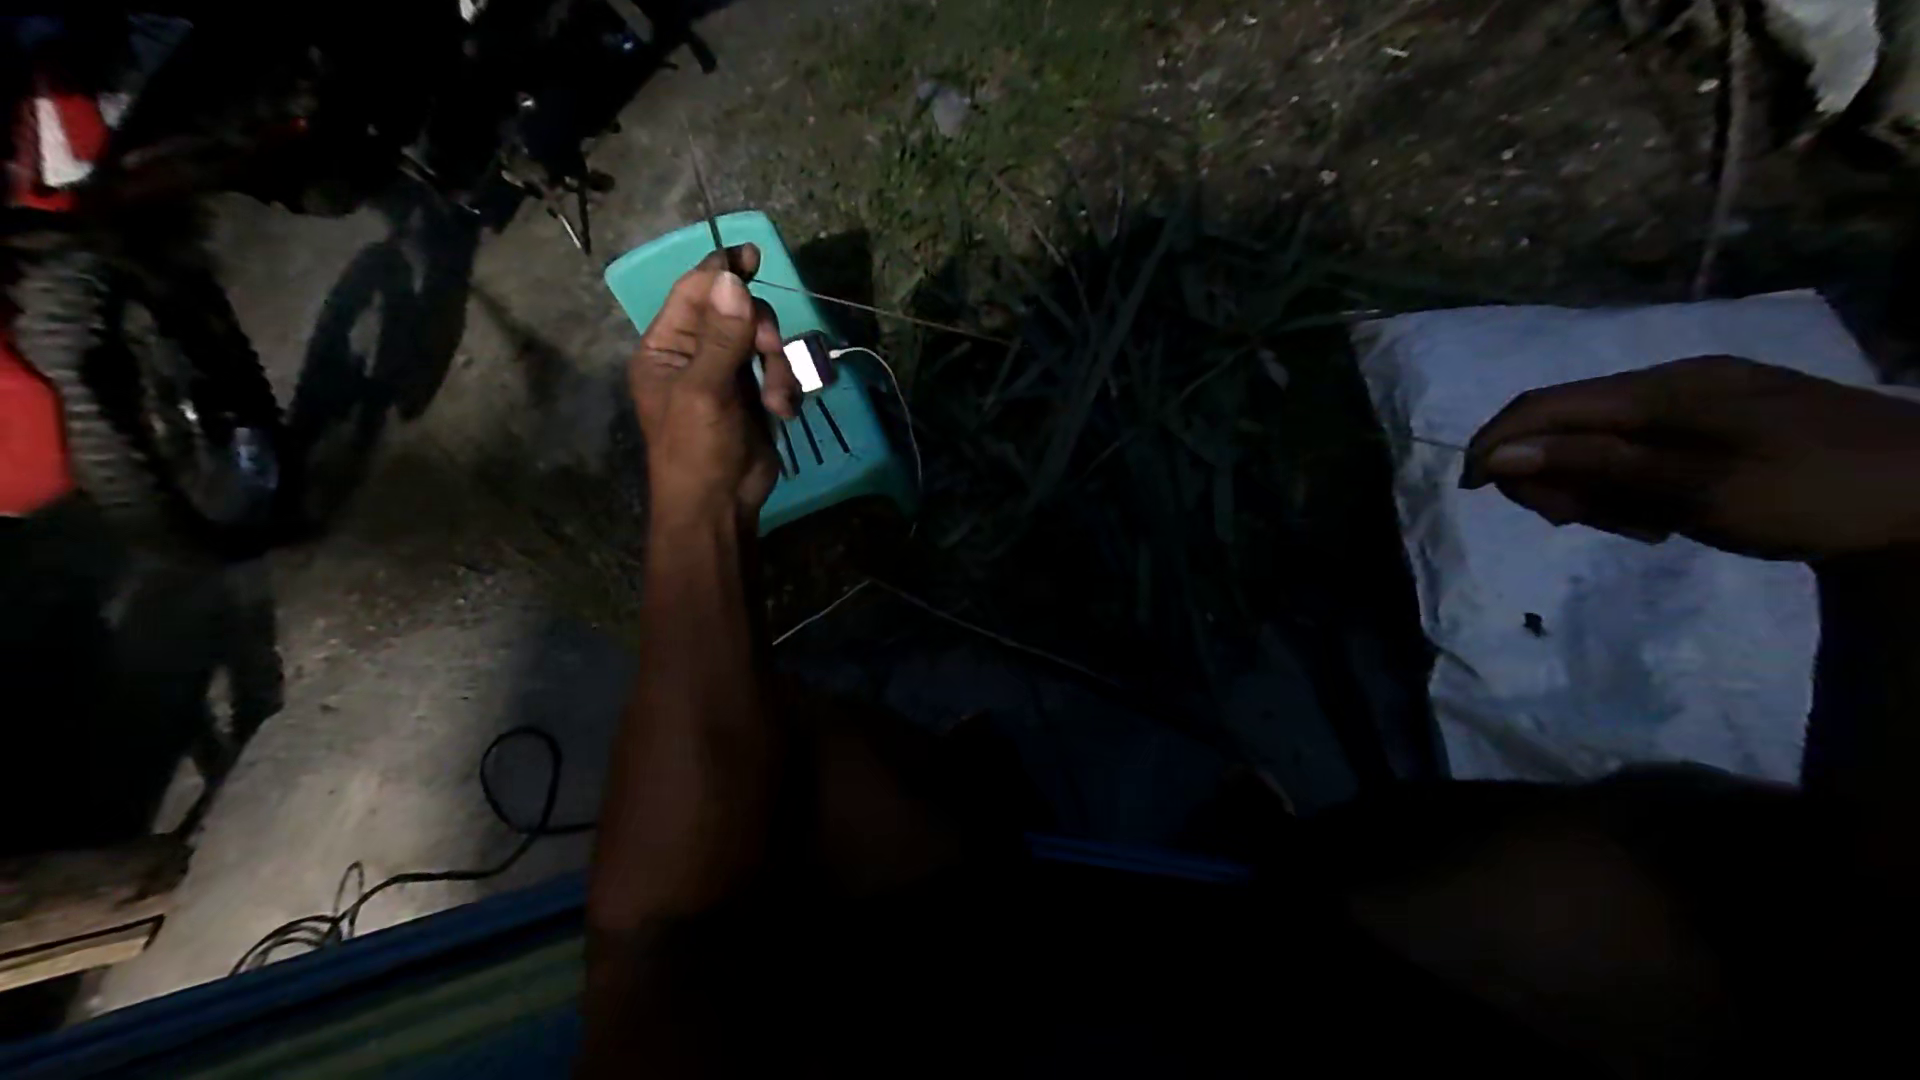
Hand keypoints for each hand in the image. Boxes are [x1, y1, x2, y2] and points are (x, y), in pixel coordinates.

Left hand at [631, 244, 799, 523]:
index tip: (751, 254)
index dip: (720, 271)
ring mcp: (727, 376)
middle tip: (771, 353)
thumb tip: (731, 280)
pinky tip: (785, 411)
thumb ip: (721, 336)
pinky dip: (786, 387)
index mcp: (666, 348)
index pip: (693, 294)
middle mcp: (695, 355)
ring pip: (762, 344)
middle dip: (760, 332)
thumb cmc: (696, 449)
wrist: (719, 506)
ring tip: (779, 401)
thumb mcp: (705, 390)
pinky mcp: (755, 398)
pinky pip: (777, 372)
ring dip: (778, 367)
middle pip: (736, 314)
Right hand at [1461, 356, 1919, 559]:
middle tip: (1577, 524)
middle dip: (1549, 475)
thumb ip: (1594, 465)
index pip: (1544, 405)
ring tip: (1633, 526)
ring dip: (1588, 488)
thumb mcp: (1696, 487)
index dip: (1494, 442)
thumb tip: (1500, 456)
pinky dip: (1622, 487)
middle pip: (1562, 425)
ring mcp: (1691, 403)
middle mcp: (1669, 385)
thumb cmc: (1818, 493)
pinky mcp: (1707, 426)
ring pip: (1591, 443)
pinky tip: (1654, 512)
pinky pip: (1629, 452)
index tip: (1471, 489)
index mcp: (1664, 389)